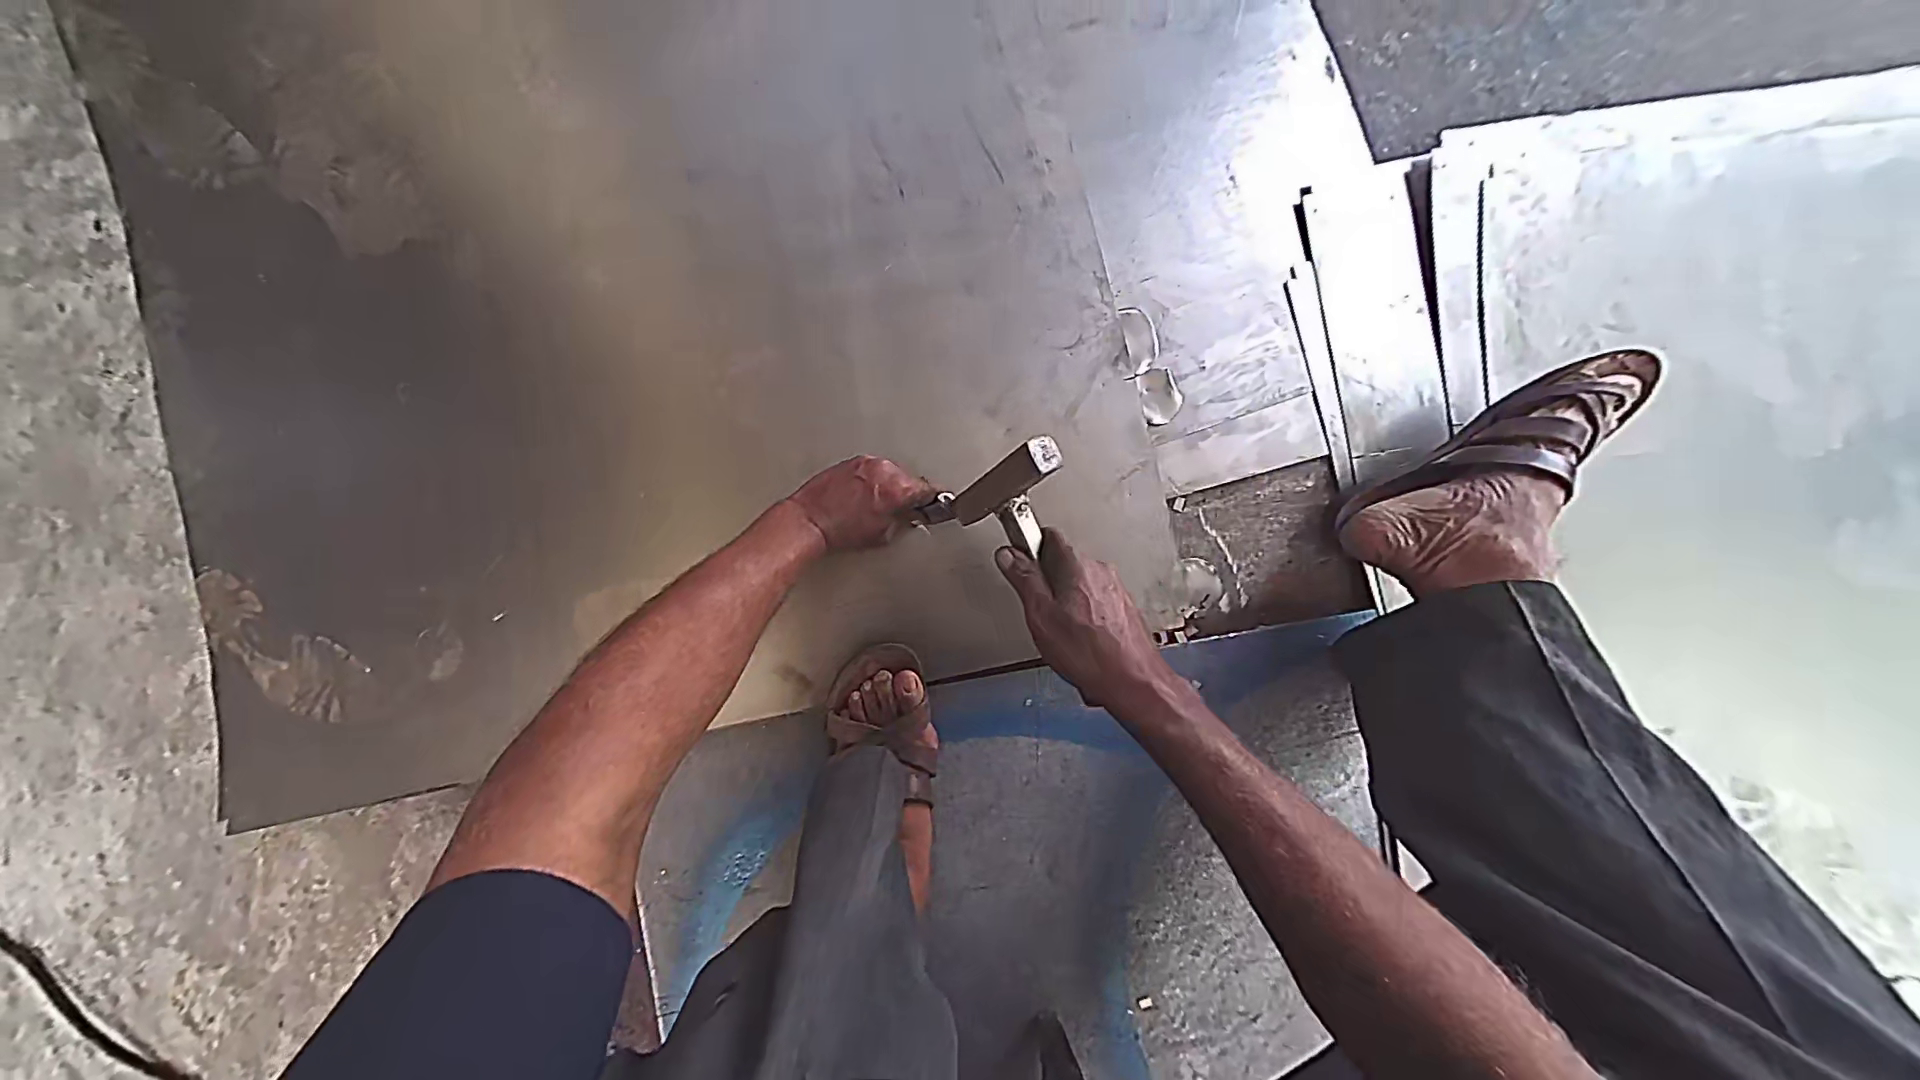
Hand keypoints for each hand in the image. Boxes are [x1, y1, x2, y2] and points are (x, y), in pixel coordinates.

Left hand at [787, 456, 939, 552]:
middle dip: (908, 494)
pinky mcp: (852, 462)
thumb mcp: (883, 533)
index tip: (939, 502)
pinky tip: (864, 496)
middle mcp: (883, 470)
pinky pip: (873, 469)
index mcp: (896, 488)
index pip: (927, 489)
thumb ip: (903, 520)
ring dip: (890, 485)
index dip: (935, 499)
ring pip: (891, 472)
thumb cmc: (839, 530)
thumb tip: (910, 515)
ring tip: (876, 504)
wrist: (810, 520)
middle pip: (909, 479)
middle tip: (903, 510)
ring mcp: (866, 463)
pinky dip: (874, 480)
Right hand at [995, 528, 1176, 708]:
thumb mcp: (1041, 615)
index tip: (1018, 562)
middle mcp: (1100, 570)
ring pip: (1080, 583)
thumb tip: (1009, 556)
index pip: (1048, 536)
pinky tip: (1079, 639)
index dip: (1028, 547)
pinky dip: (1084, 614)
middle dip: (1048, 580)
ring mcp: (1115, 589)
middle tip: (1037, 607)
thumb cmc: (1090, 654)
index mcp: (1076, 565)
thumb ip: (1024, 580)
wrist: (1132, 681)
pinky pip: (1095, 601)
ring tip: (1060, 629)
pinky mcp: (1123, 608)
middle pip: (1064, 561)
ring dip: (1067, 599)